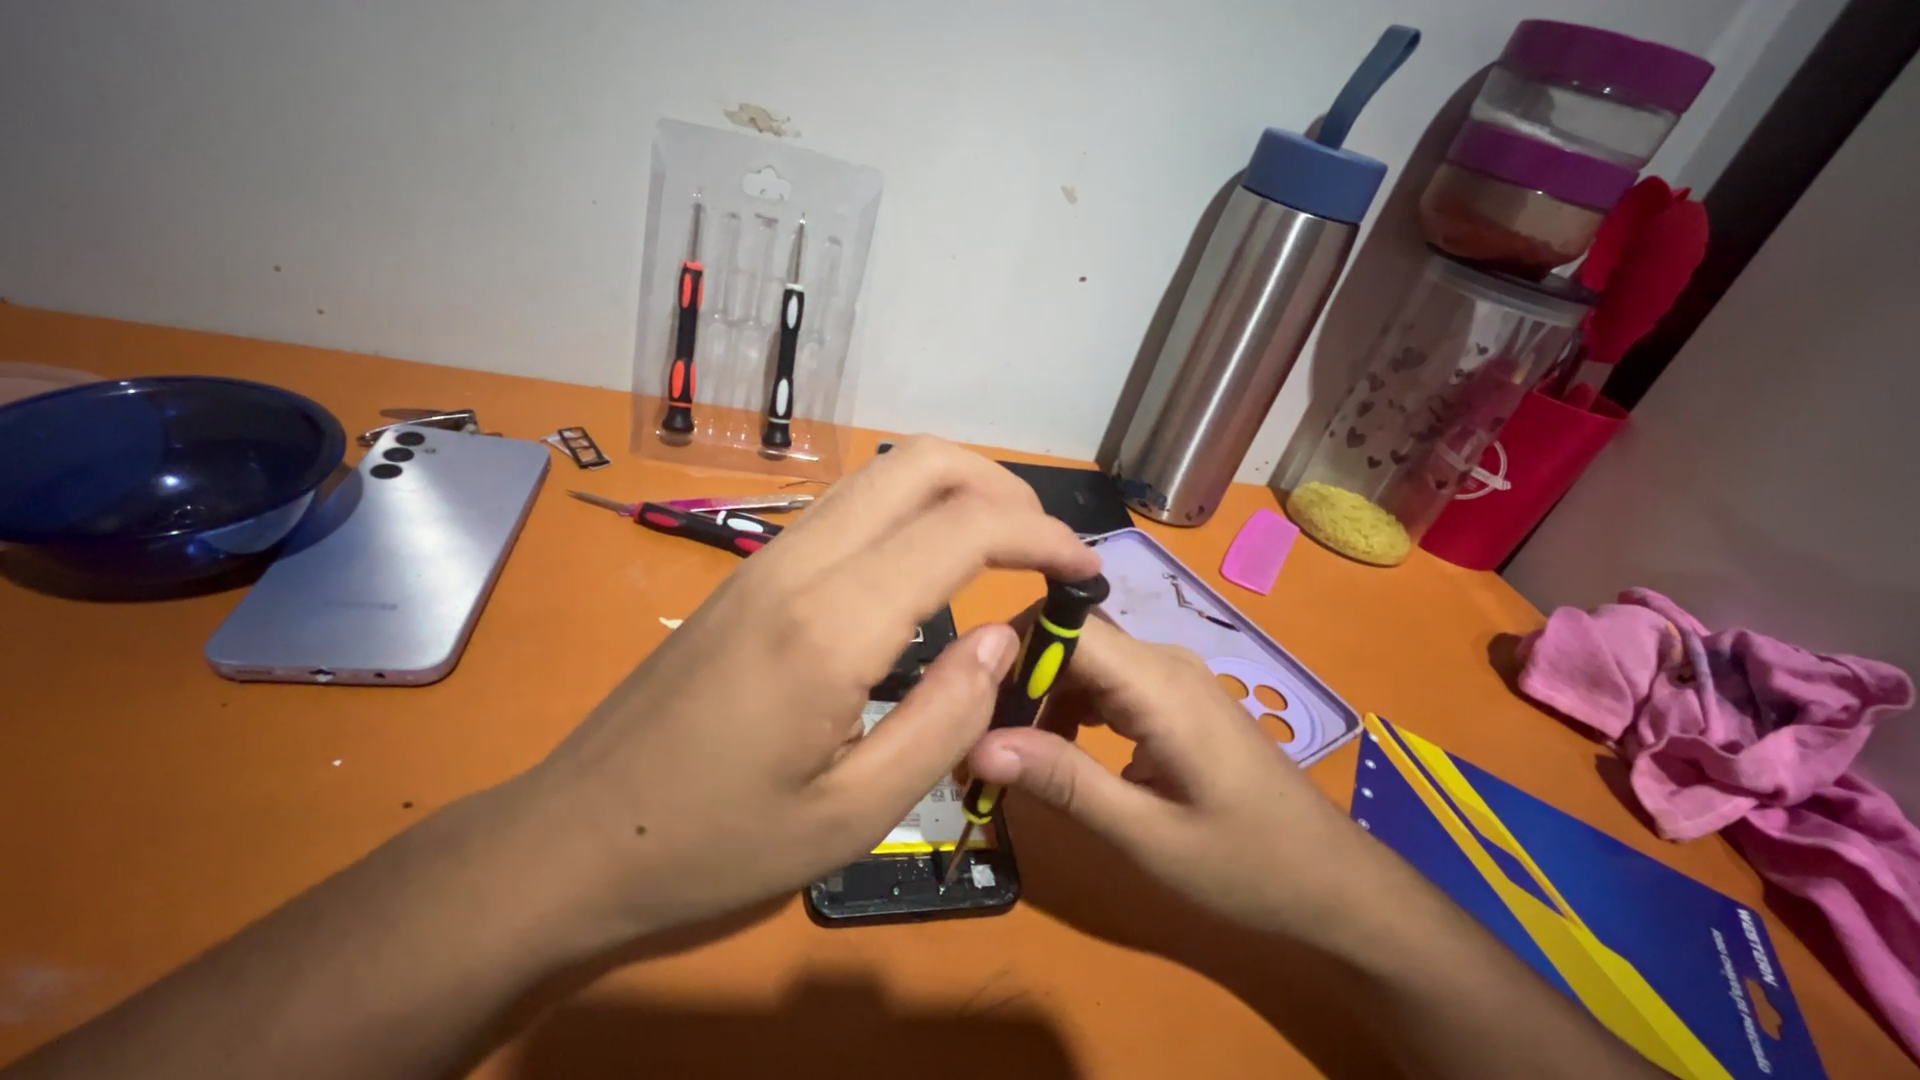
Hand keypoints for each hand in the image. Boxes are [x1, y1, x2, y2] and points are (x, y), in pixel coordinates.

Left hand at [519, 438, 1100, 941]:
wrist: (574, 841)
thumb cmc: (715, 846)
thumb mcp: (854, 814)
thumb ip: (946, 718)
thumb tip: (1003, 640)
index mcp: (831, 624)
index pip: (963, 527)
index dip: (1042, 534)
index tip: (1086, 572)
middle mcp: (798, 565)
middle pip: (919, 462)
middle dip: (1003, 486)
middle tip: (1046, 548)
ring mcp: (764, 561)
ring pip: (879, 475)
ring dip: (956, 491)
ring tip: (1004, 551)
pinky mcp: (747, 576)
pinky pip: (846, 510)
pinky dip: (909, 513)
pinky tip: (927, 572)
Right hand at [966, 618, 1364, 937]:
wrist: (1332, 884)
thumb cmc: (1245, 864)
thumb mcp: (1146, 834)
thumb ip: (1064, 781)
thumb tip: (979, 745)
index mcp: (1159, 684)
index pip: (1064, 627)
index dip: (1007, 654)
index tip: (963, 705)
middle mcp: (1163, 663)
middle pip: (1068, 639)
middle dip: (1014, 681)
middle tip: (973, 743)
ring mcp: (1171, 679)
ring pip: (1081, 661)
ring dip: (1037, 699)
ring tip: (1002, 755)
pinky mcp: (1173, 701)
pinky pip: (1104, 684)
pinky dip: (1067, 710)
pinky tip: (1052, 754)